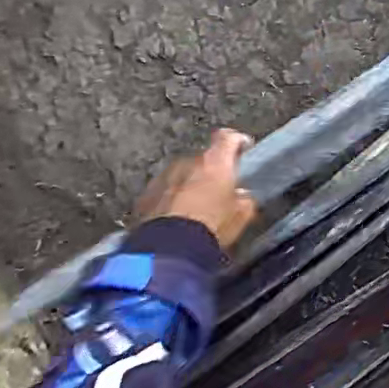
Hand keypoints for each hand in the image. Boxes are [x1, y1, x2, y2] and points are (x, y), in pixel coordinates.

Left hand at [134, 129, 257, 251]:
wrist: (168, 250)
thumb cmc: (212, 225)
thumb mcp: (242, 214)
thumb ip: (244, 197)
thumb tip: (241, 194)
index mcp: (215, 162)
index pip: (228, 137)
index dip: (237, 141)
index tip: (244, 149)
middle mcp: (187, 163)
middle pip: (203, 158)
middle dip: (212, 169)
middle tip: (220, 187)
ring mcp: (162, 178)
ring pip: (182, 174)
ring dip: (190, 183)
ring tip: (196, 204)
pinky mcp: (144, 196)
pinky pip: (164, 190)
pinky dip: (172, 197)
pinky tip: (177, 215)